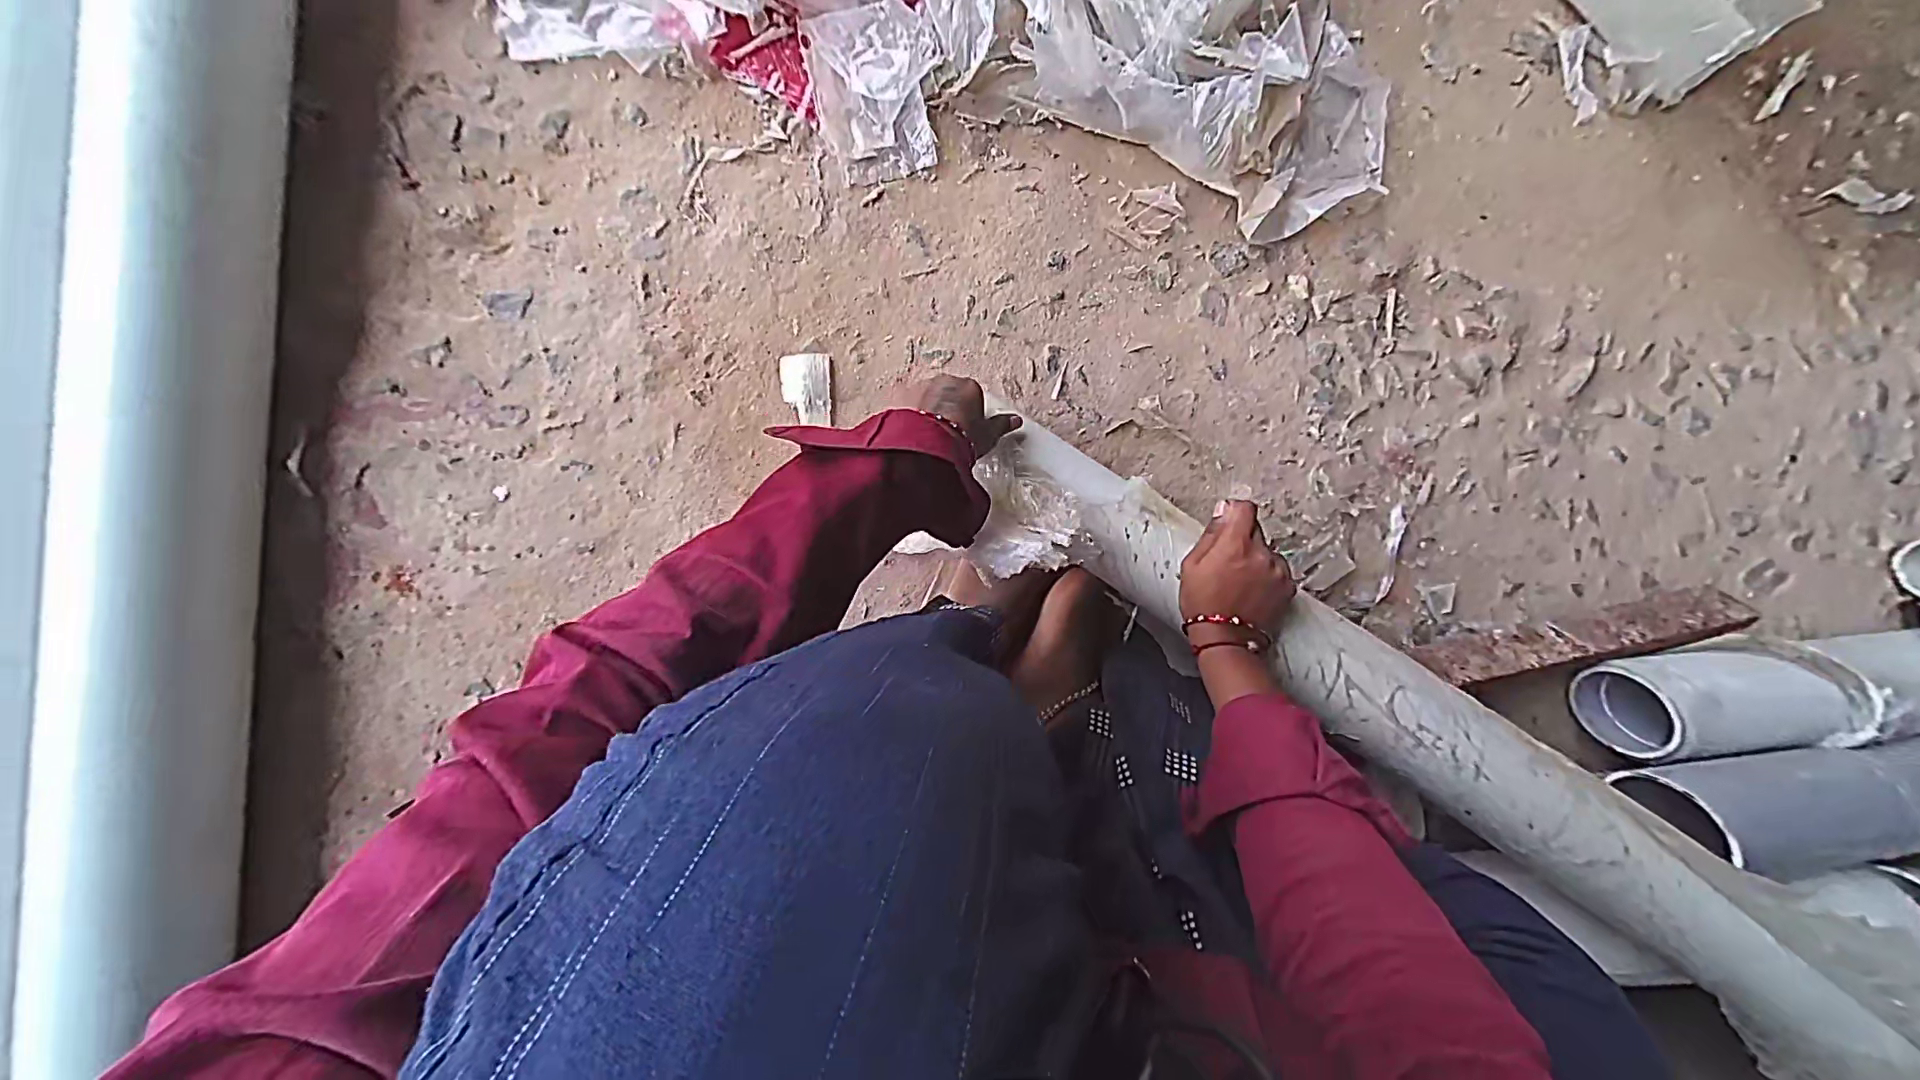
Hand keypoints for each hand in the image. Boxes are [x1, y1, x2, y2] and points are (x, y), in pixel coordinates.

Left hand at [897, 375, 1021, 456]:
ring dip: (926, 410)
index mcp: (968, 386)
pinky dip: (907, 414)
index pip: (971, 396)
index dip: (968, 414)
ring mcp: (921, 387)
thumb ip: (1001, 425)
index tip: (965, 428)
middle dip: (947, 409)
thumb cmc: (960, 437)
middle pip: (947, 393)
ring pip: (925, 396)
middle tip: (948, 431)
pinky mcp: (900, 396)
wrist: (929, 445)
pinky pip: (904, 403)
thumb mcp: (988, 435)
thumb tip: (1014, 421)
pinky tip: (912, 431)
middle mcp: (944, 381)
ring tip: (930, 434)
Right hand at [1179, 499, 1295, 641]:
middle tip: (1227, 561)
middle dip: (1242, 540)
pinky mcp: (1288, 586)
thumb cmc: (1202, 603)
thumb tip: (1223, 512)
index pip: (1245, 509)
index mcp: (1235, 543)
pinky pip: (1277, 570)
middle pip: (1255, 531)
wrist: (1224, 637)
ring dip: (1256, 558)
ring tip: (1239, 580)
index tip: (1229, 520)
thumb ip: (1211, 534)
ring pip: (1267, 551)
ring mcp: (1277, 570)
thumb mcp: (1192, 564)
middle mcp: (1261, 553)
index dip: (1235, 512)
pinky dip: (1267, 575)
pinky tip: (1251, 589)